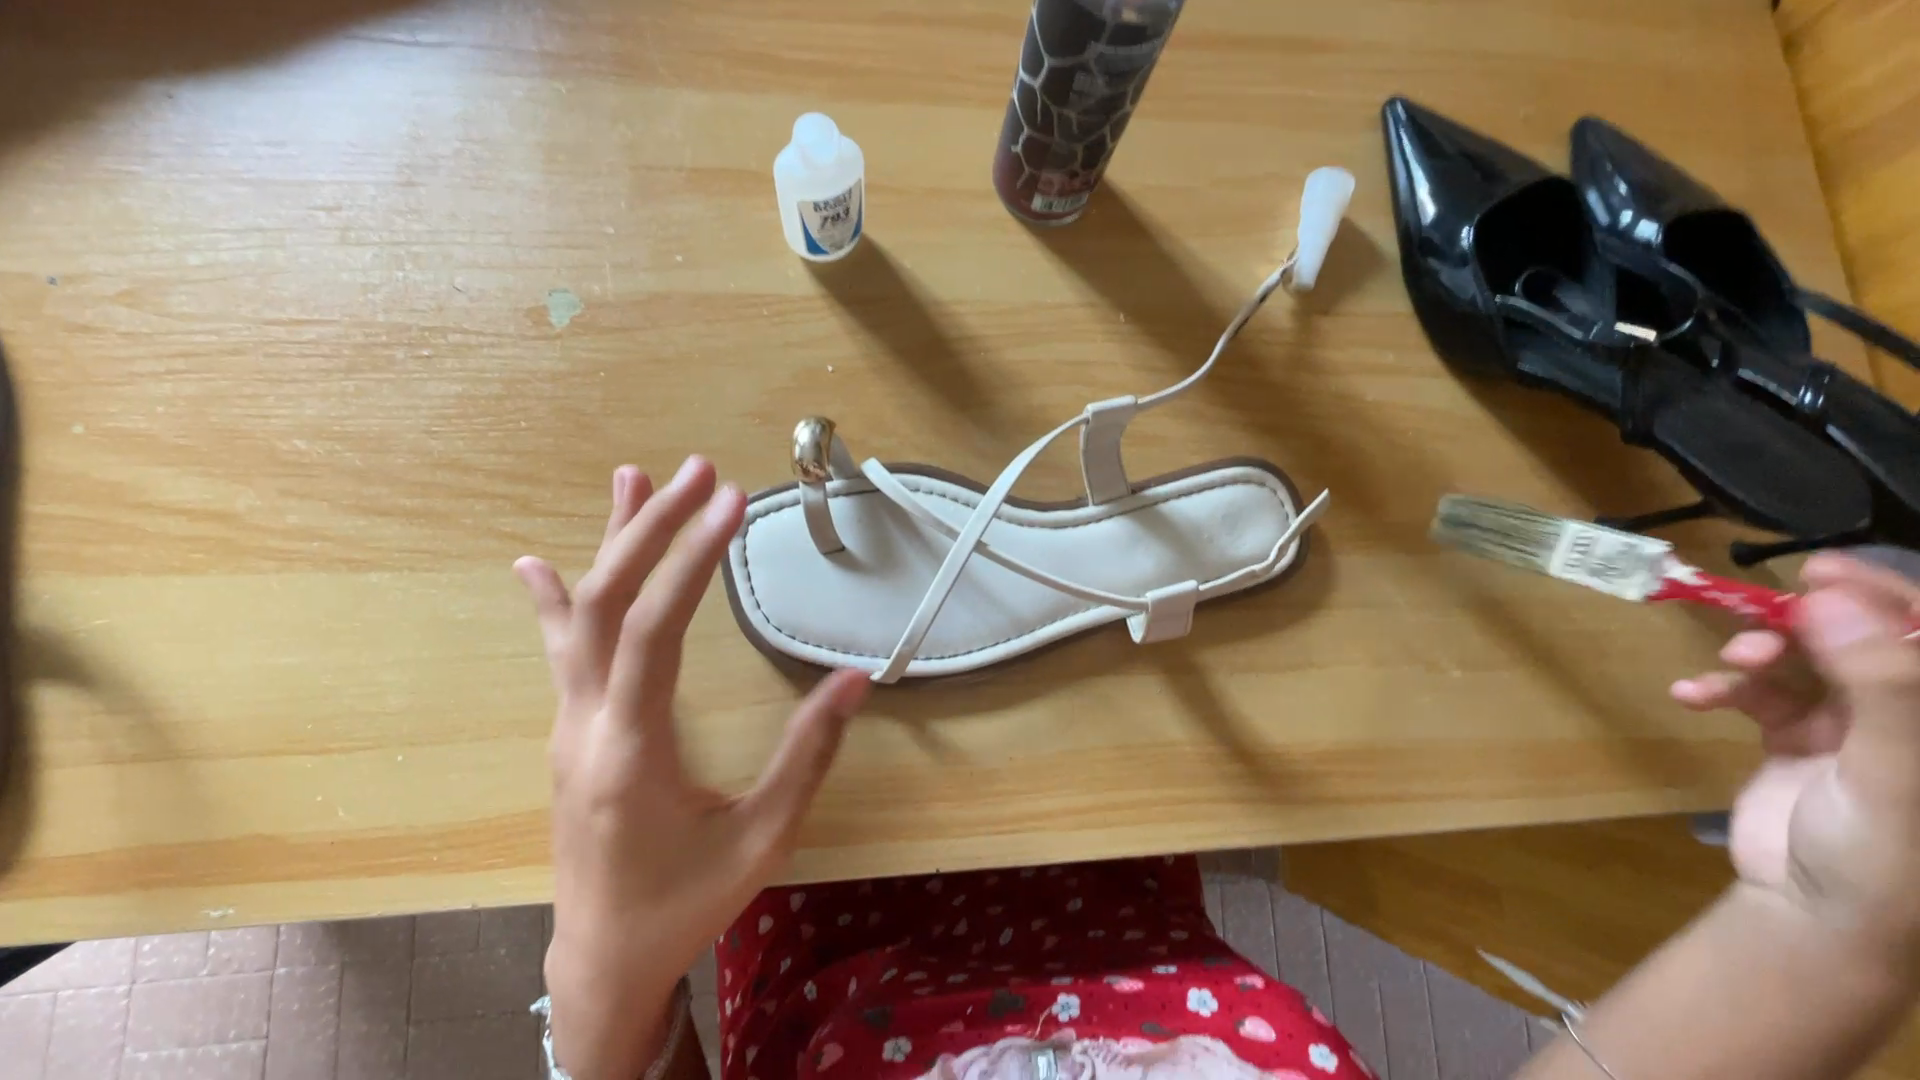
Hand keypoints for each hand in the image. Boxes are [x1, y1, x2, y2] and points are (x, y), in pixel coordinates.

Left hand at [515, 457, 870, 1079]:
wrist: (600, 958)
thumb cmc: (685, 902)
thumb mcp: (761, 839)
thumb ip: (807, 758)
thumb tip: (854, 680)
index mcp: (633, 750)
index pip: (654, 631)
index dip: (692, 561)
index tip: (730, 503)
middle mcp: (587, 724)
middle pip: (606, 604)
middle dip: (654, 529)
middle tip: (700, 470)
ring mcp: (570, 724)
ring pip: (577, 617)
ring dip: (610, 545)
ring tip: (631, 478)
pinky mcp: (572, 729)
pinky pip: (564, 648)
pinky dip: (559, 598)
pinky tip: (541, 564)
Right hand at [1672, 553, 1919, 964]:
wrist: (1818, 916)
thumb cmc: (1887, 853)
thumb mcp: (1891, 768)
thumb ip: (1877, 684)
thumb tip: (1826, 598)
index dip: (1883, 595)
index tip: (1818, 570)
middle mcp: (1905, 712)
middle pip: (1858, 639)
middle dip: (1806, 624)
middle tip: (1757, 610)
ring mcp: (1852, 725)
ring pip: (1804, 661)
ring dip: (1759, 656)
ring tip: (1729, 666)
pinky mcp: (1795, 739)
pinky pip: (1757, 696)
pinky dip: (1723, 690)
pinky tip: (1693, 697)